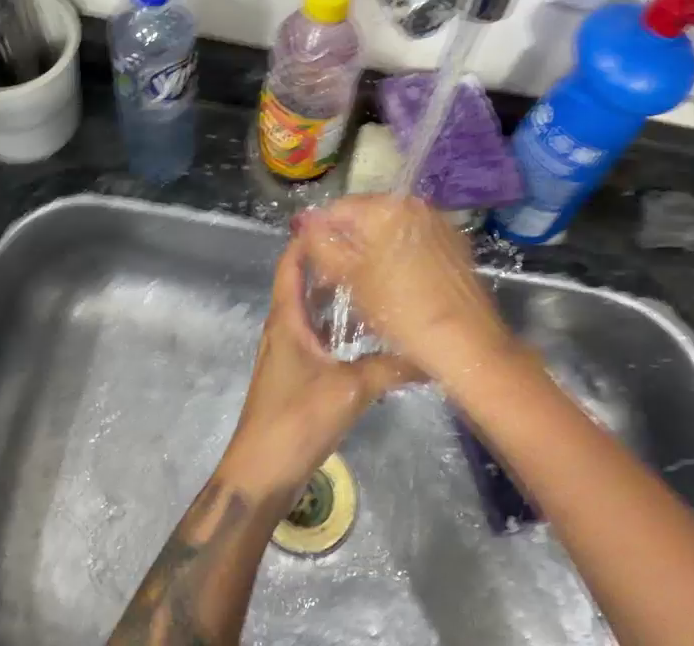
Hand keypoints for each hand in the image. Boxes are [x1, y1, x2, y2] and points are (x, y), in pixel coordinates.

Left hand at [220, 238, 415, 496]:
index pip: (291, 266)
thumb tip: (431, 354)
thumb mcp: (350, 389)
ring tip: (374, 288)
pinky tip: (367, 338)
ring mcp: (288, 355)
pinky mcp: (296, 377)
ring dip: (337, 302)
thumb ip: (389, 367)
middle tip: (369, 253)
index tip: (339, 222)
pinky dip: (338, 332)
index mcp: (286, 320)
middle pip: (304, 288)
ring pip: (313, 316)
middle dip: (332, 269)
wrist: (262, 472)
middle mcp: (283, 330)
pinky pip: (318, 341)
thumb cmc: (297, 419)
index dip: (308, 241)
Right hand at [295, 193, 515, 387]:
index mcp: (385, 207)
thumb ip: (321, 244)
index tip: (315, 263)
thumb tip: (305, 221)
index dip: (319, 234)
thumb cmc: (400, 309)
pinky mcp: (454, 243)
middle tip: (337, 276)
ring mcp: (438, 222)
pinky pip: (414, 240)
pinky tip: (398, 285)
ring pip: (390, 229)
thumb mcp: (349, 278)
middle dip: (348, 240)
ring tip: (367, 283)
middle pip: (365, 215)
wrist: (466, 342)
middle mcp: (413, 204)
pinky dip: (399, 255)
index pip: (336, 209)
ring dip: (373, 248)